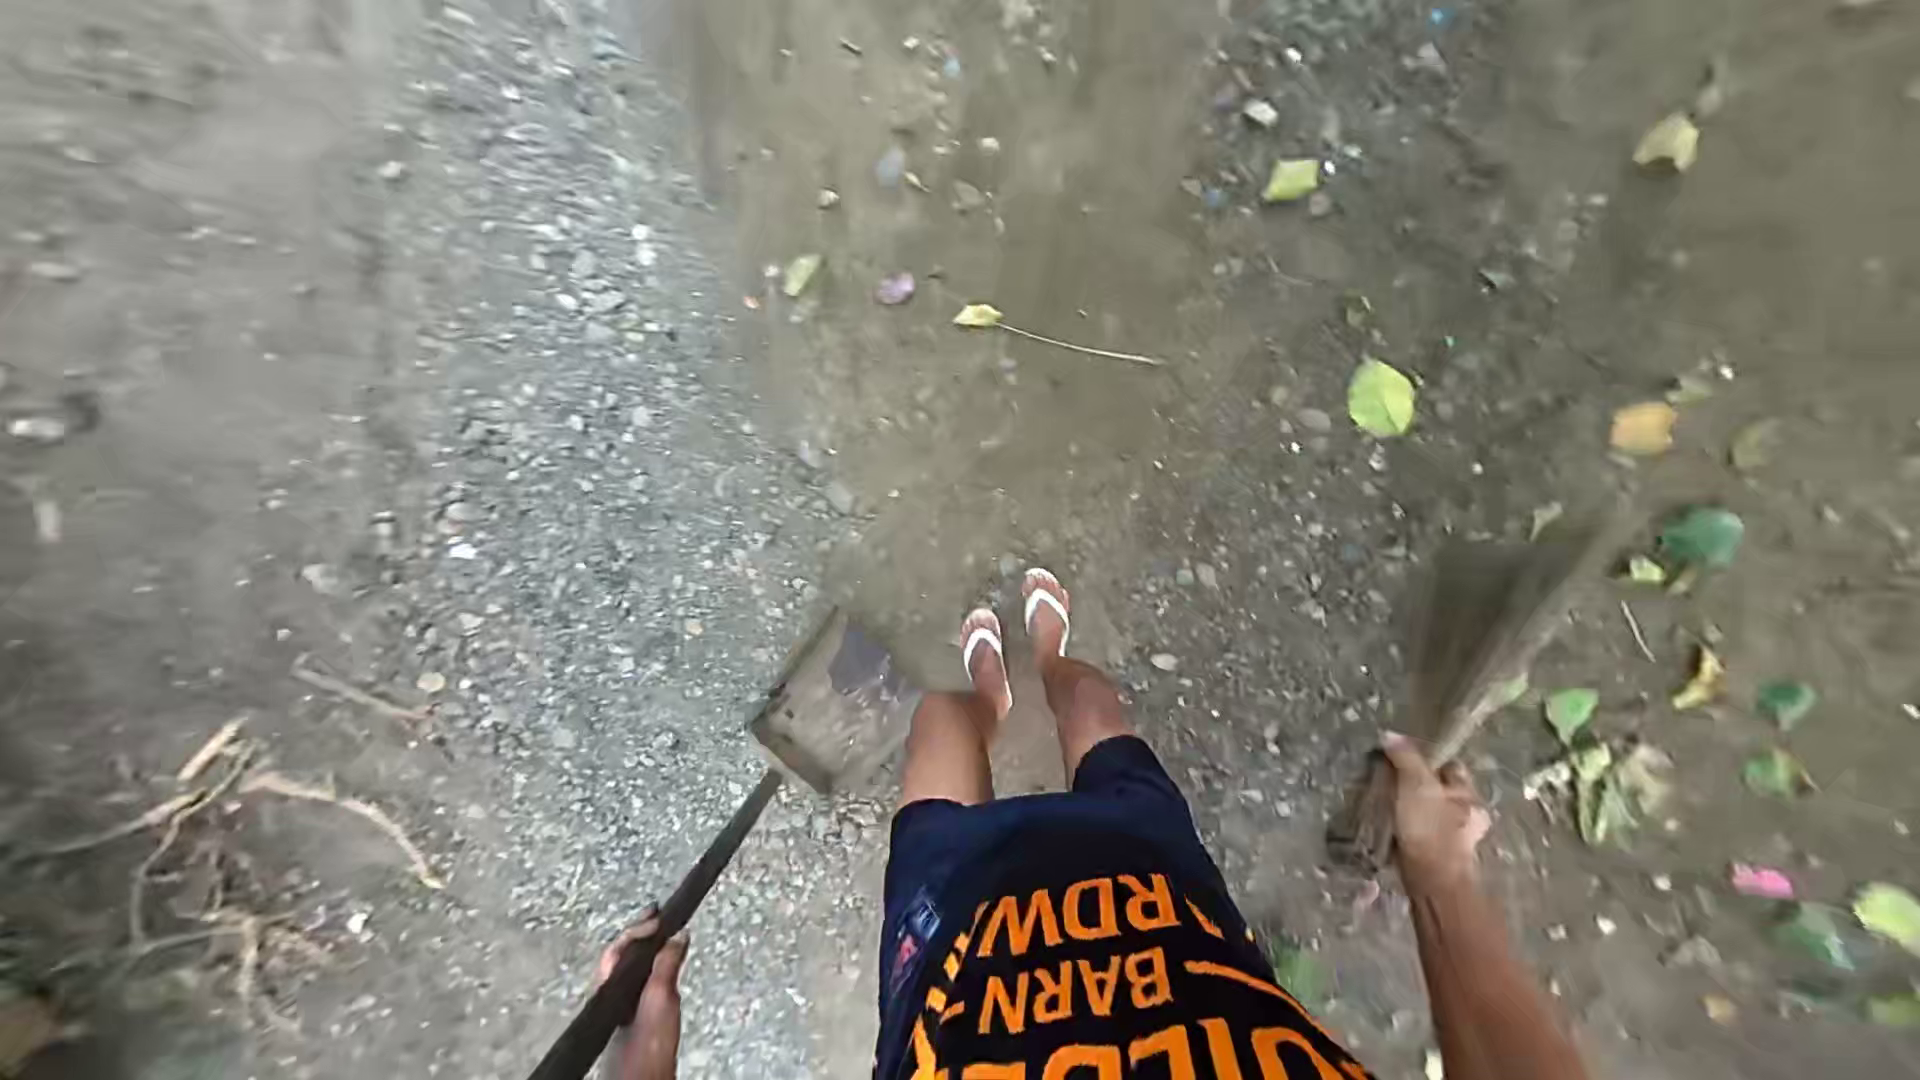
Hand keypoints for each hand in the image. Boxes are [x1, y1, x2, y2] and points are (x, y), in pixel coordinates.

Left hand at [593, 911, 689, 1079]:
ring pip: (630, 969)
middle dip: (641, 933)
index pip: (619, 947)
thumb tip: (677, 936)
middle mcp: (612, 998)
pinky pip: (640, 982)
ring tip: (664, 934)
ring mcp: (622, 1010)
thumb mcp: (661, 998)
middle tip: (658, 913)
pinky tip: (664, 968)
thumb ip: (667, 965)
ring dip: (646, 949)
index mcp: (611, 989)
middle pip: (622, 956)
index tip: (661, 917)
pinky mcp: (634, 1020)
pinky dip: (652, 966)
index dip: (639, 928)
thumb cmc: (647, 1048)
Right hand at [1382, 732, 1490, 889]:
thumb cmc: (1430, 828)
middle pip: (1442, 788)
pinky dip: (1410, 822)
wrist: (1433, 879)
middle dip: (1421, 782)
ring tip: (1388, 798)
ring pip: (1432, 809)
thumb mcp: (1416, 784)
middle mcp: (1468, 814)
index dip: (1429, 757)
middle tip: (1391, 776)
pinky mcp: (1440, 852)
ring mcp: (1456, 836)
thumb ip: (1405, 758)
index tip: (1403, 753)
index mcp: (1468, 795)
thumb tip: (1390, 734)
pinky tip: (1393, 821)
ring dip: (1415, 804)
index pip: (1451, 766)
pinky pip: (1423, 827)